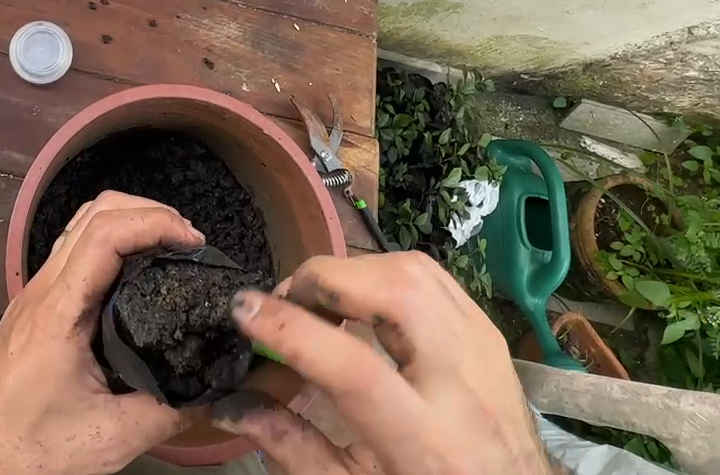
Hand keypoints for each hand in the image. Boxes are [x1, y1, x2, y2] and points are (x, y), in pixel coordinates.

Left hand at [0, 191, 204, 474]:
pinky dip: (111, 239)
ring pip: (82, 223)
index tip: (194, 241)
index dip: (154, 223)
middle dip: (148, 211)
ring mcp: (36, 290)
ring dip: (128, 219)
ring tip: (171, 244)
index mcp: (60, 309)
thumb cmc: (28, 449)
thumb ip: (167, 412)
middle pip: (95, 212)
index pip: (106, 234)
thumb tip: (215, 390)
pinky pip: (75, 248)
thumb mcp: (108, 438)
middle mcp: (45, 286)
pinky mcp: (35, 303)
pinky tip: (136, 268)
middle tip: (190, 239)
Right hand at [213, 252, 550, 474]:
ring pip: (414, 271)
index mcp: (430, 448)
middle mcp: (466, 388)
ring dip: (353, 271)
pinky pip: (432, 275)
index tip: (242, 308)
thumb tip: (229, 401)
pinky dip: (383, 271)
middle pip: (396, 295)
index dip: (291, 330)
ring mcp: (485, 351)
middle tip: (286, 300)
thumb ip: (292, 448)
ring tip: (319, 300)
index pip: (355, 369)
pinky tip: (360, 296)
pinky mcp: (489, 333)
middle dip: (326, 281)